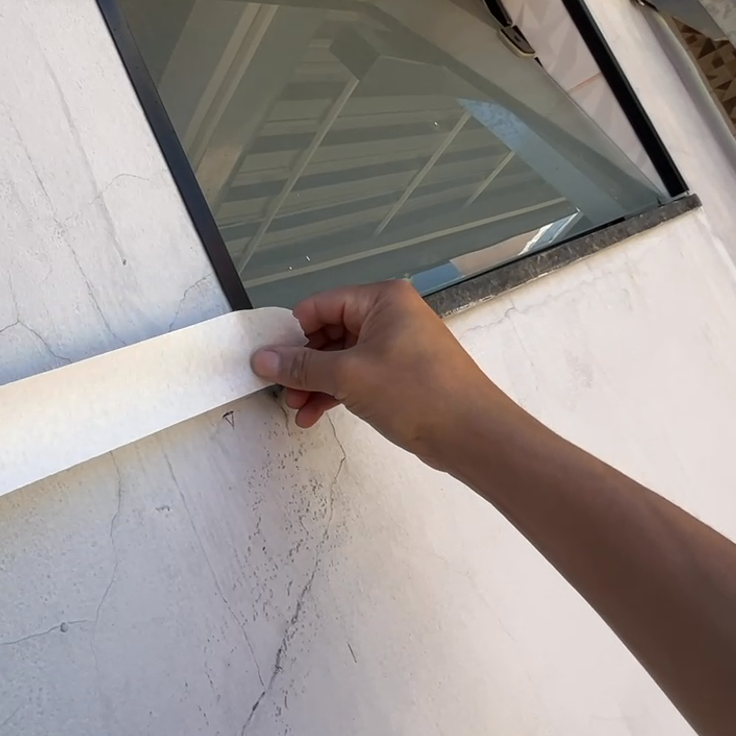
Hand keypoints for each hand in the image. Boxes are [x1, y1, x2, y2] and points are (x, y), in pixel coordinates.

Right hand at [249, 281, 524, 471]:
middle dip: (302, 365)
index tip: (269, 362)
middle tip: (282, 391)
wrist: (475, 436)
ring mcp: (395, 344)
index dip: (290, 334)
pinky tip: (313, 415)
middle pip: (326, 332)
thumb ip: (300, 366)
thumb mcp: (348, 377)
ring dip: (314, 383)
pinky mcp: (399, 373)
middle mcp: (388, 315)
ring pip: (338, 357)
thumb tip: (260, 359)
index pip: (318, 306)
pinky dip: (333, 392)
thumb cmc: (415, 393)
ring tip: (297, 410)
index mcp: (380, 299)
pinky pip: (355, 374)